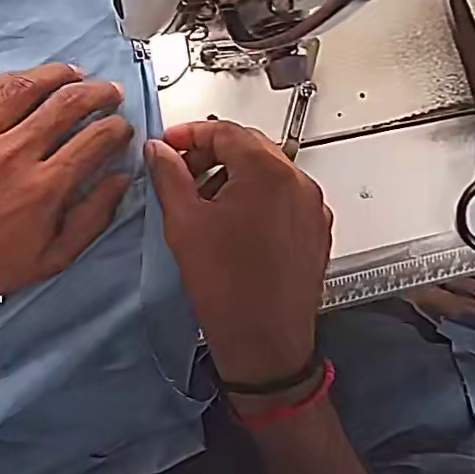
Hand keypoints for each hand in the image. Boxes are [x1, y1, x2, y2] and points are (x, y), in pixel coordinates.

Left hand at [0, 64, 134, 376]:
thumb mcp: (54, 257)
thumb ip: (94, 217)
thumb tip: (121, 179)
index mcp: (43, 189)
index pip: (94, 140)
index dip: (117, 128)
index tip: (122, 127)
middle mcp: (12, 156)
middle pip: (66, 104)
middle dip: (98, 93)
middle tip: (110, 92)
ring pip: (25, 88)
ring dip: (57, 74)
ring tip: (75, 73)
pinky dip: (10, 80)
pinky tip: (26, 80)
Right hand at [146, 120, 331, 385]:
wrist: (265, 342)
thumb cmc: (229, 289)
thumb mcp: (184, 223)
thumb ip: (169, 175)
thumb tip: (159, 151)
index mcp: (267, 173)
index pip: (225, 131)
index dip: (189, 134)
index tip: (169, 145)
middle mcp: (298, 183)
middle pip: (249, 146)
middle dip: (211, 152)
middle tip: (180, 169)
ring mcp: (311, 207)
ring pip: (267, 171)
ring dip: (232, 175)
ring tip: (201, 199)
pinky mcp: (315, 230)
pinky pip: (282, 197)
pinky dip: (254, 197)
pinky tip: (229, 221)